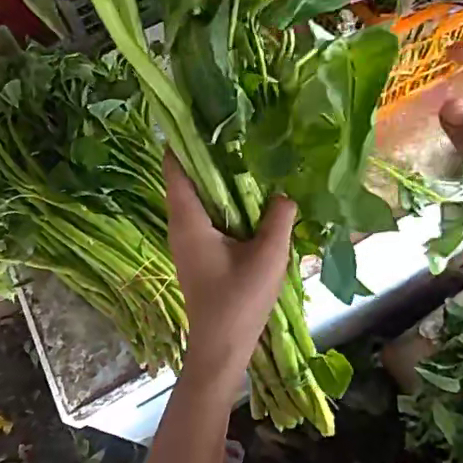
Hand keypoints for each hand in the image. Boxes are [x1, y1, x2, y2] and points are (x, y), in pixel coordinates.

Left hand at [163, 151, 296, 390]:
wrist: (221, 348)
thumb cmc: (239, 301)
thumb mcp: (268, 255)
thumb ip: (279, 217)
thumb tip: (287, 190)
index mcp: (188, 219)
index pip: (175, 166)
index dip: (183, 138)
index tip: (205, 114)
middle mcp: (181, 225)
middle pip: (187, 177)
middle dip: (208, 153)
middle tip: (239, 128)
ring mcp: (188, 240)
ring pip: (199, 197)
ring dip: (219, 178)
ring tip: (249, 154)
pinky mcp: (200, 252)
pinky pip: (207, 214)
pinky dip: (224, 200)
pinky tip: (251, 198)